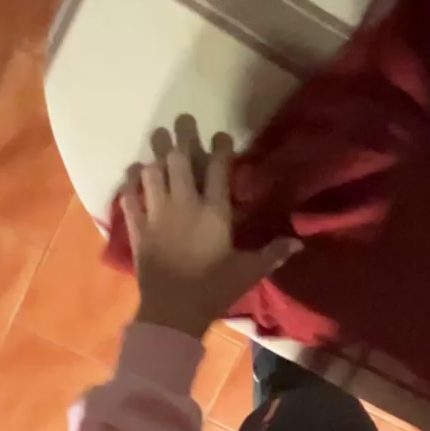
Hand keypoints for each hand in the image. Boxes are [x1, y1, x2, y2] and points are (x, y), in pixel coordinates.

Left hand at [122, 117, 300, 338]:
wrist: (173, 311)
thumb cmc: (214, 290)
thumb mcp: (248, 272)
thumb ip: (272, 253)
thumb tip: (299, 243)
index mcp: (215, 213)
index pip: (219, 170)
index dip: (221, 148)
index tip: (220, 135)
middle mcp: (184, 205)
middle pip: (180, 161)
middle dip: (181, 137)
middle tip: (181, 119)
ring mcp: (157, 214)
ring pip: (153, 173)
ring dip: (155, 155)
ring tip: (157, 139)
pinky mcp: (137, 228)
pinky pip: (130, 197)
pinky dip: (131, 182)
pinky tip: (133, 172)